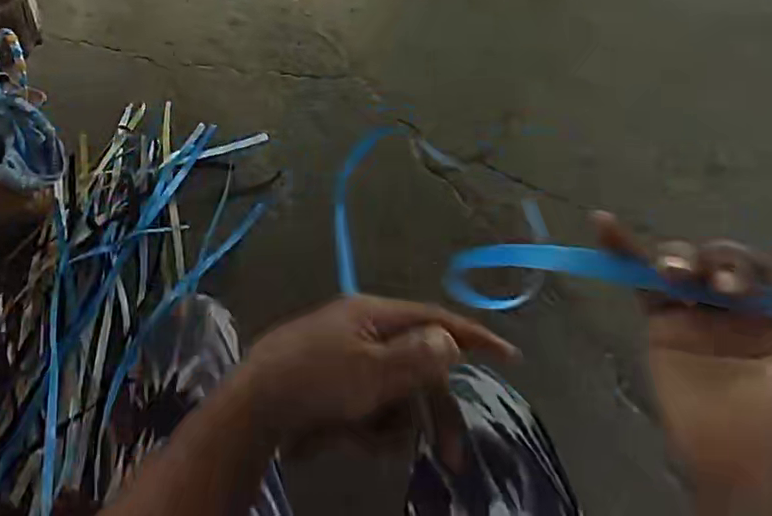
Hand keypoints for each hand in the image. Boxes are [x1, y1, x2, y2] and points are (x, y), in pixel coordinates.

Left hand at [234, 295, 516, 445]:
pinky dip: (370, 427)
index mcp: (370, 315)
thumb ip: (417, 356)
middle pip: (419, 368)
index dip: (471, 336)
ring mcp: (347, 359)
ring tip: (367, 435)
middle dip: (433, 411)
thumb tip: (449, 336)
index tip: (512, 356)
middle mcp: (362, 331)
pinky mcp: (335, 387)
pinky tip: (350, 436)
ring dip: (393, 423)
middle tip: (451, 457)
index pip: (431, 318)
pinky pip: (372, 408)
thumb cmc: (317, 381)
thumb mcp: (373, 371)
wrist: (259, 404)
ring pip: (398, 396)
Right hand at [594, 214, 771, 511]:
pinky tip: (603, 224)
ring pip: (690, 265)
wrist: (749, 483)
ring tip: (676, 276)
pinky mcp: (664, 325)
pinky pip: (641, 282)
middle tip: (728, 291)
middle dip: (730, 265)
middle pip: (738, 264)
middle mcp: (757, 318)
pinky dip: (621, 250)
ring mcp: (706, 319)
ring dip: (682, 257)